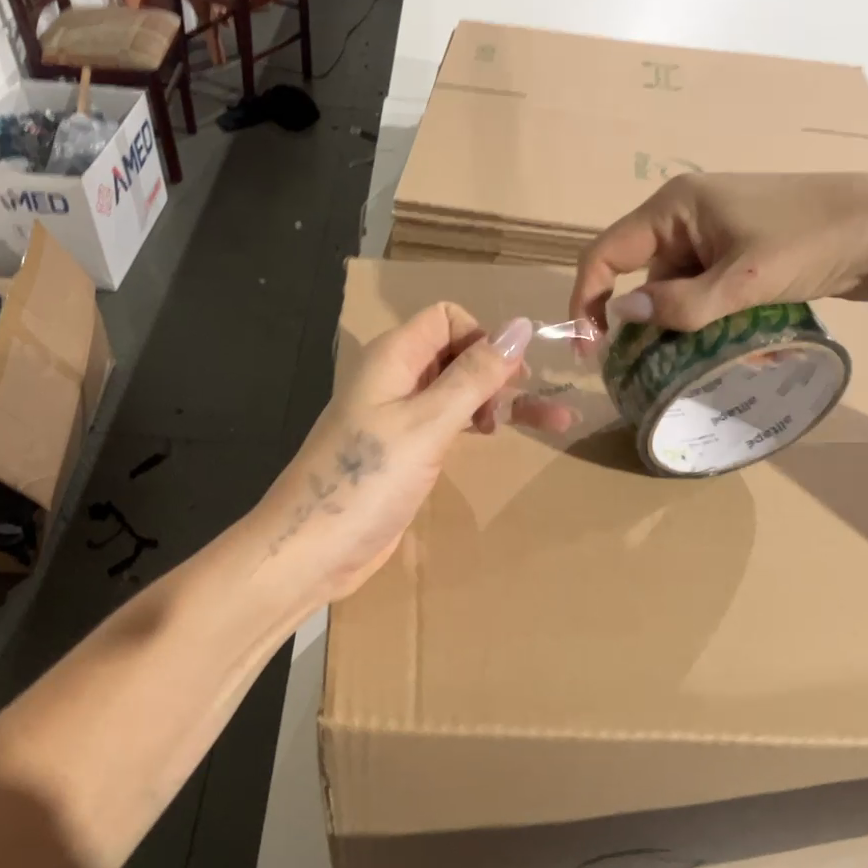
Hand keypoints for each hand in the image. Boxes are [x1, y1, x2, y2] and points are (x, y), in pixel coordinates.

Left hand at [251, 303, 569, 604]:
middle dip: (501, 371)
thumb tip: (521, 326)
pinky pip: (447, 425)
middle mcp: (394, 379)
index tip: (510, 378)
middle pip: (456, 354)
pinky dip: (478, 427)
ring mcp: (397, 418)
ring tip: (555, 422)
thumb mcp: (427, 424)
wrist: (312, 548)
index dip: (483, 338)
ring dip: (500, 401)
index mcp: (393, 358)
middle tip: (538, 403)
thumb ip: (473, 377)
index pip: (447, 318)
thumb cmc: (367, 480)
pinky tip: (505, 438)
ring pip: (457, 392)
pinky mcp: (403, 453)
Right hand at [570, 173, 867, 333]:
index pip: (605, 253)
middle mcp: (685, 216)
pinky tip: (730, 341)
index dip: (588, 300)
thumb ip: (679, 305)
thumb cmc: (813, 240)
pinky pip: (702, 290)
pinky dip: (707, 319)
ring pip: (673, 289)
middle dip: (641, 321)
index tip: (590, 350)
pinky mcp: (738, 252)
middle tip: (649, 366)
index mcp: (674, 206)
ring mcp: (713, 234)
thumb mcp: (741, 280)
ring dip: (681, 325)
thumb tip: (622, 317)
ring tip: (704, 356)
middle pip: (638, 275)